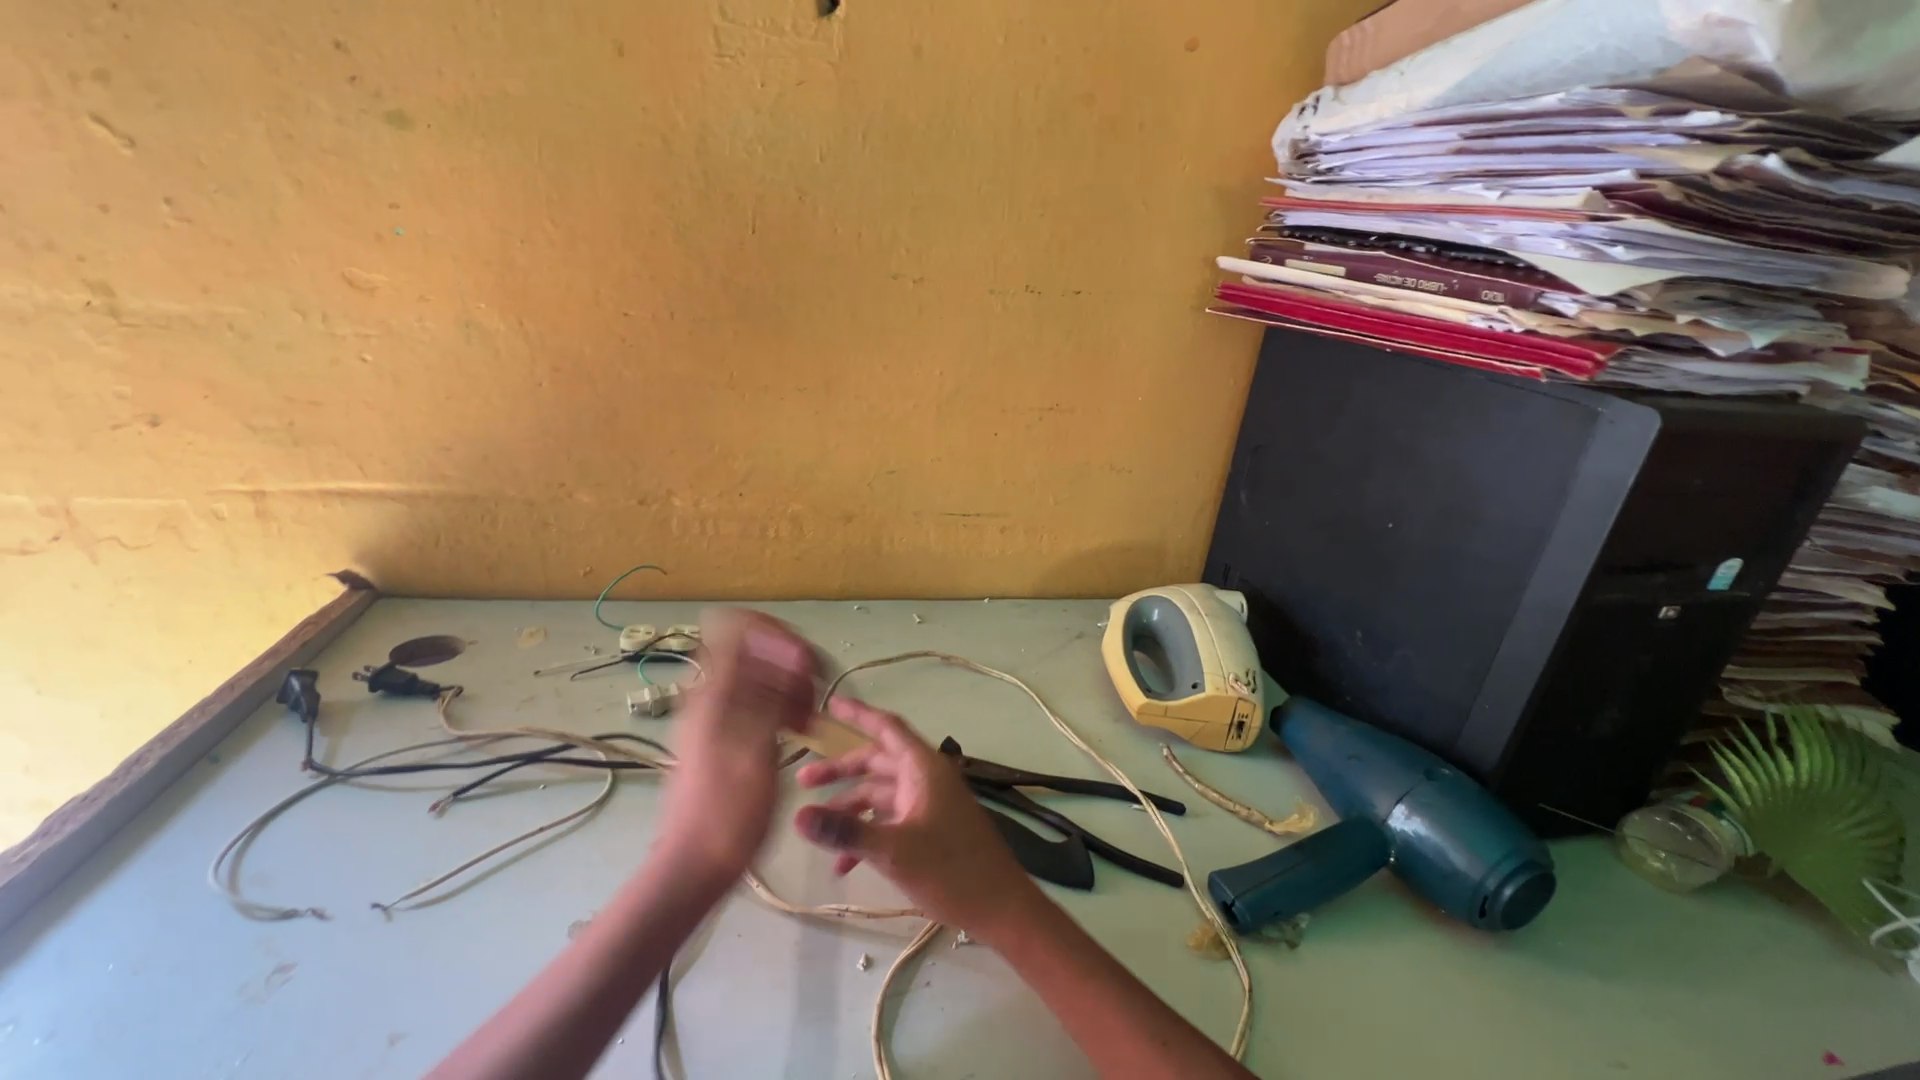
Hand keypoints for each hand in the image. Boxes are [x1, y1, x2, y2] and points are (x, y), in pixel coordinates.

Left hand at [657, 609, 820, 881]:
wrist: (693, 868)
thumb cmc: (728, 817)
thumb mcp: (755, 752)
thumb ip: (770, 694)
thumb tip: (789, 646)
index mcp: (713, 693)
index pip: (737, 627)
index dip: (777, 634)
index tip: (806, 665)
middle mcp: (710, 695)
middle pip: (754, 648)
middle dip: (790, 661)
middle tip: (813, 698)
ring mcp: (715, 714)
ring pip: (760, 675)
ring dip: (790, 685)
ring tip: (810, 718)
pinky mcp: (724, 735)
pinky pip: (758, 701)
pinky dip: (783, 706)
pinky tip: (800, 730)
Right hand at [791, 697, 1039, 935]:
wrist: (1001, 909)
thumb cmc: (952, 871)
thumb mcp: (894, 851)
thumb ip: (845, 832)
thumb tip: (797, 817)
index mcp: (923, 769)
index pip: (887, 727)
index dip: (858, 713)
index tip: (829, 702)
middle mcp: (926, 779)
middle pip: (877, 762)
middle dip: (841, 770)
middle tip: (802, 780)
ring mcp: (930, 804)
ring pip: (881, 794)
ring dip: (850, 808)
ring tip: (814, 828)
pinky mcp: (931, 830)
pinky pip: (891, 820)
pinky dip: (868, 834)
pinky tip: (844, 865)